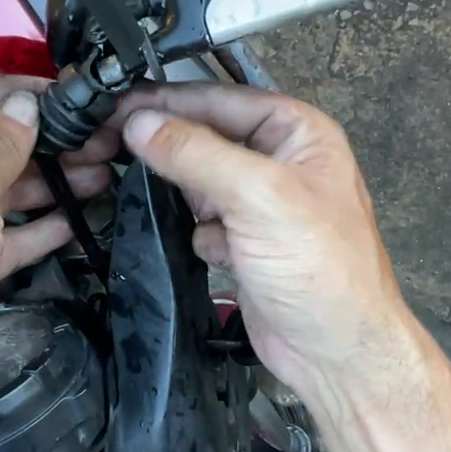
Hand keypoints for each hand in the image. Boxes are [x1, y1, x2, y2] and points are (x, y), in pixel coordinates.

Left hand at [0, 77, 116, 427]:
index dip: (21, 90)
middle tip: (105, 139)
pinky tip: (77, 220)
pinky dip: (43, 226)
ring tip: (104, 174)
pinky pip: (12, 236)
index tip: (72, 92)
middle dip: (49, 138)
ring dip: (54, 182)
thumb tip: (23, 105)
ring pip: (10, 191)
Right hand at [116, 84, 411, 402]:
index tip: (120, 105)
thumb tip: (142, 123)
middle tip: (117, 145)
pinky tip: (217, 253)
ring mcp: (261, 205)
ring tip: (189, 212)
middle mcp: (280, 163)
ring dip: (188, 199)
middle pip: (206, 138)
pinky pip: (202, 222)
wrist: (333, 351)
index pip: (221, 100)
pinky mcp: (244, 242)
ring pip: (199, 182)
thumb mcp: (258, 197)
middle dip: (170, 151)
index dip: (169, 100)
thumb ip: (196, 154)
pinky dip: (201, 235)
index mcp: (299, 134)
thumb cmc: (324, 271)